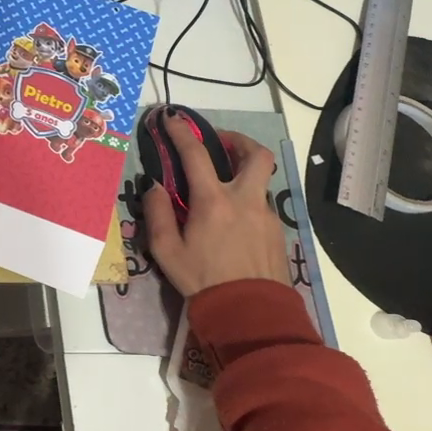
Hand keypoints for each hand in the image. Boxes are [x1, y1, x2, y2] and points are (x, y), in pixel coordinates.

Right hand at [141, 112, 287, 296]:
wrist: (250, 311)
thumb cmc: (201, 278)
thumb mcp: (165, 248)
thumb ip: (157, 212)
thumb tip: (154, 185)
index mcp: (213, 201)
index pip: (196, 154)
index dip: (181, 132)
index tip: (171, 119)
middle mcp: (244, 200)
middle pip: (255, 155)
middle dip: (238, 140)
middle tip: (220, 143)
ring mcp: (265, 215)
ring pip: (260, 180)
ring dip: (243, 171)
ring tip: (223, 181)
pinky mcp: (276, 231)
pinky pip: (261, 203)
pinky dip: (246, 198)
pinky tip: (231, 217)